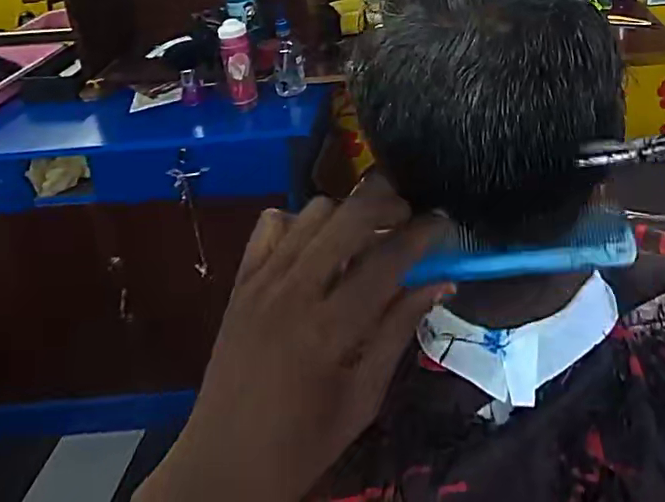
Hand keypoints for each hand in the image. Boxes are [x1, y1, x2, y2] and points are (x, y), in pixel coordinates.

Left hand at [135, 176, 450, 501]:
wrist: (222, 462)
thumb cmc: (302, 442)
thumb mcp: (364, 397)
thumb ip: (399, 331)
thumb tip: (441, 283)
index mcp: (330, 330)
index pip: (387, 260)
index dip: (422, 234)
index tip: (442, 222)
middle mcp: (294, 292)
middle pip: (350, 217)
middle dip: (388, 203)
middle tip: (407, 216)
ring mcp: (262, 280)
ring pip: (313, 211)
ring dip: (347, 212)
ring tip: (366, 233)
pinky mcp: (241, 279)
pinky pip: (271, 223)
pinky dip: (299, 221)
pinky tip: (315, 244)